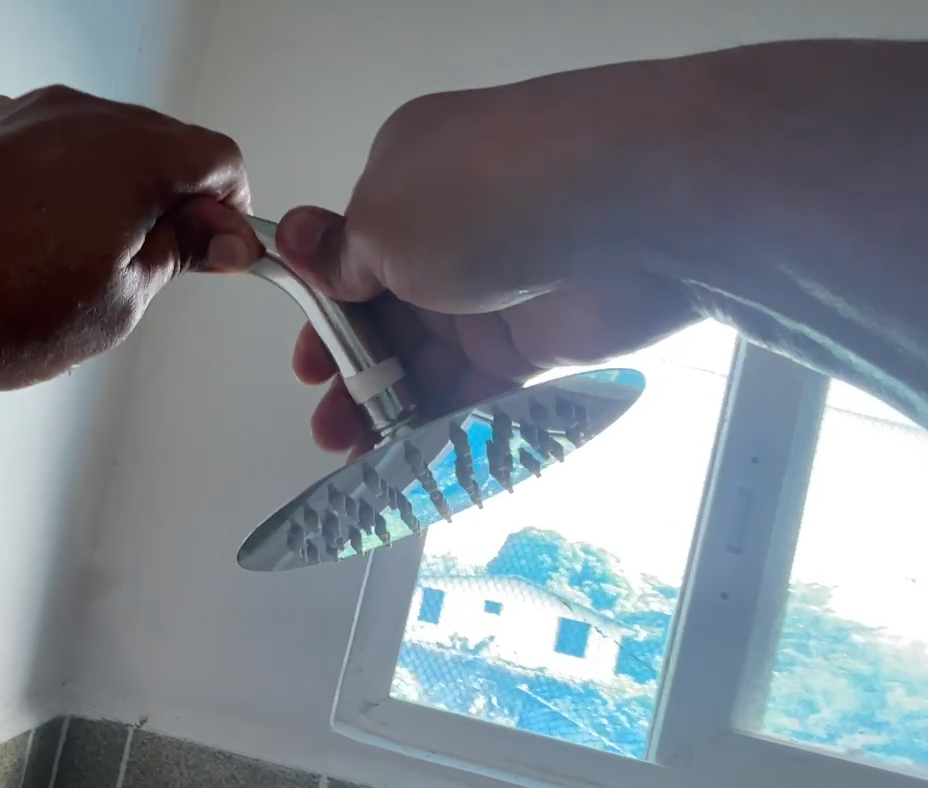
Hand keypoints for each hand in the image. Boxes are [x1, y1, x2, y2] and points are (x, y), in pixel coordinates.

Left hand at [0, 85, 258, 395]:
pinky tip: (33, 249)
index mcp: (130, 152)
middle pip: (161, 146)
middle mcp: (76, 116)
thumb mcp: (118, 302)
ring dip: (115, 201)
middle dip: (173, 206)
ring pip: (101, 149)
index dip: (229, 213)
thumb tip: (217, 235)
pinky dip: (61, 192)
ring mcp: (19, 115)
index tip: (218, 254)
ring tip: (80, 272)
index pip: (218, 160)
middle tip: (153, 273)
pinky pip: (45, 152)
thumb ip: (178, 256)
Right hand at [273, 64, 707, 452]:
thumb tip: (299, 245)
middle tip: (328, 424)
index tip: (307, 362)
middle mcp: (447, 238)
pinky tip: (404, 458)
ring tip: (354, 453)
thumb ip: (340, 254)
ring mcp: (488, 294)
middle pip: (381, 323)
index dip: (322, 314)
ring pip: (421, 366)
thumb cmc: (486, 200)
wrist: (629, 216)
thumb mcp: (384, 220)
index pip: (349, 259)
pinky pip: (467, 394)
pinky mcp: (527, 347)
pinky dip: (434, 426)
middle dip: (348, 377)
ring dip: (384, 411)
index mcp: (408, 189)